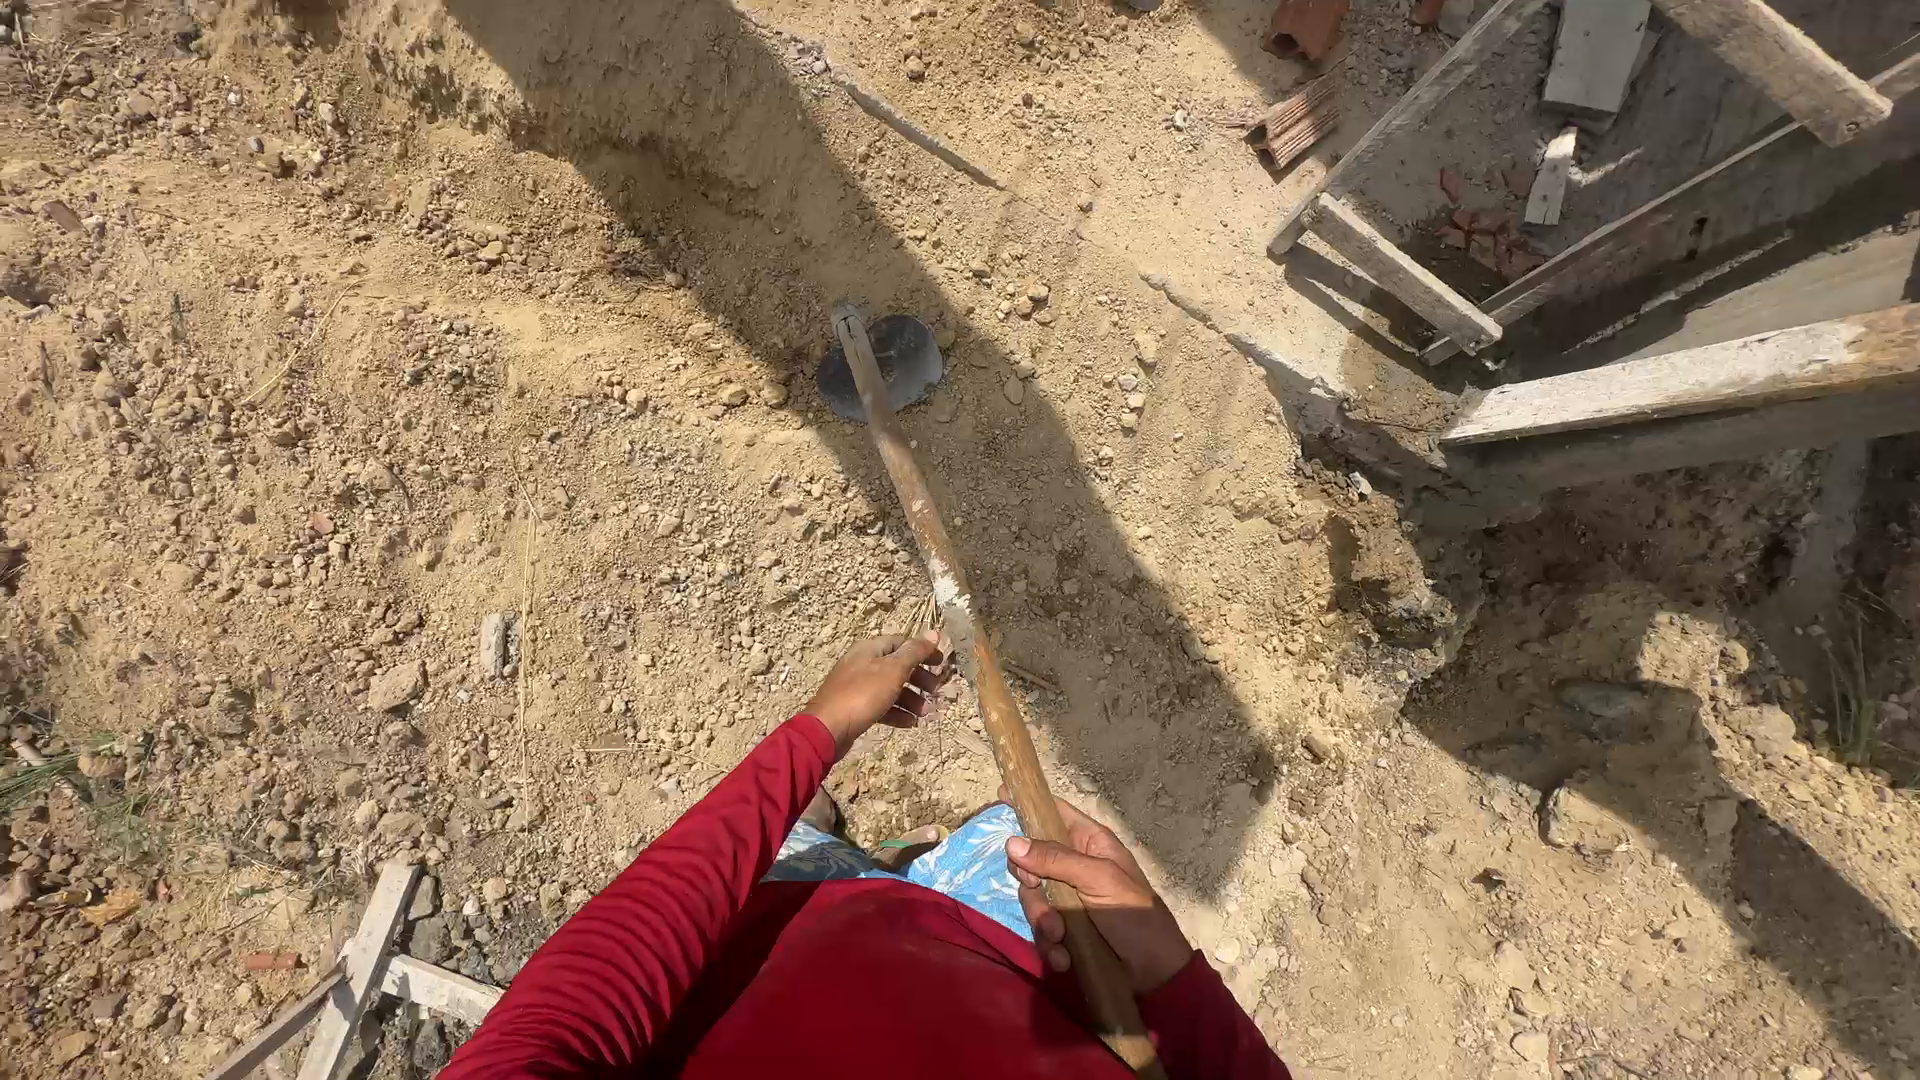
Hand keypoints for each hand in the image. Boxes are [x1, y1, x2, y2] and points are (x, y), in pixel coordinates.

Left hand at [802, 632, 948, 758]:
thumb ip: (915, 652)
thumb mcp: (893, 670)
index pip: (902, 643)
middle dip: (919, 679)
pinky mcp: (855, 708)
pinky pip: (881, 706)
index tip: (941, 663)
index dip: (923, 651)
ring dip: (911, 699)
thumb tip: (934, 632)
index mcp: (870, 649)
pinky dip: (897, 712)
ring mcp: (857, 687)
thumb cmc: (863, 694)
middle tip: (936, 692)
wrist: (828, 728)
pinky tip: (910, 723)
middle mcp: (863, 664)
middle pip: (898, 666)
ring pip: (891, 688)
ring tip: (926, 713)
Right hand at [1004, 796, 1193, 994]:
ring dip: (1042, 920)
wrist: (1154, 974)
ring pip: (1032, 896)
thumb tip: (1012, 842)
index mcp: (1089, 842)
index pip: (1054, 811)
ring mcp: (1068, 897)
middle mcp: (1074, 864)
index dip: (1029, 803)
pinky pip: (1041, 927)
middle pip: (1031, 857)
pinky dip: (1049, 944)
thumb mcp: (1098, 878)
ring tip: (1060, 937)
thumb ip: (1055, 859)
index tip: (1000, 797)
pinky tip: (1064, 957)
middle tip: (1033, 888)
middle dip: (1030, 881)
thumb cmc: (1134, 913)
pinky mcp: (1065, 927)